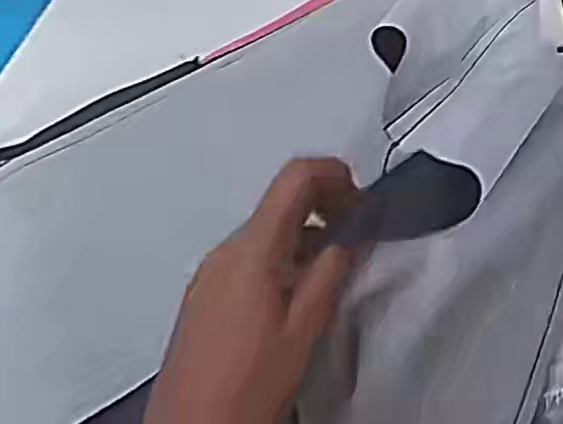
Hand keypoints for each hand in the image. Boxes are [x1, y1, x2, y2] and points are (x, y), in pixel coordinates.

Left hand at [145, 158, 360, 423]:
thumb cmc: (247, 389)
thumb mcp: (306, 325)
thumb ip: (333, 266)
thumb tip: (352, 230)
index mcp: (251, 249)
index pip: (295, 177)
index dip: (334, 173)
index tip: (359, 196)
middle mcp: (225, 252)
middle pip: (283, 198)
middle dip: (326, 201)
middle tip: (357, 225)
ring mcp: (210, 274)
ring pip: (269, 226)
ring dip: (308, 228)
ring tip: (335, 260)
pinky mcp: (204, 296)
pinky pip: (251, 253)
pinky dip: (285, 251)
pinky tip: (301, 285)